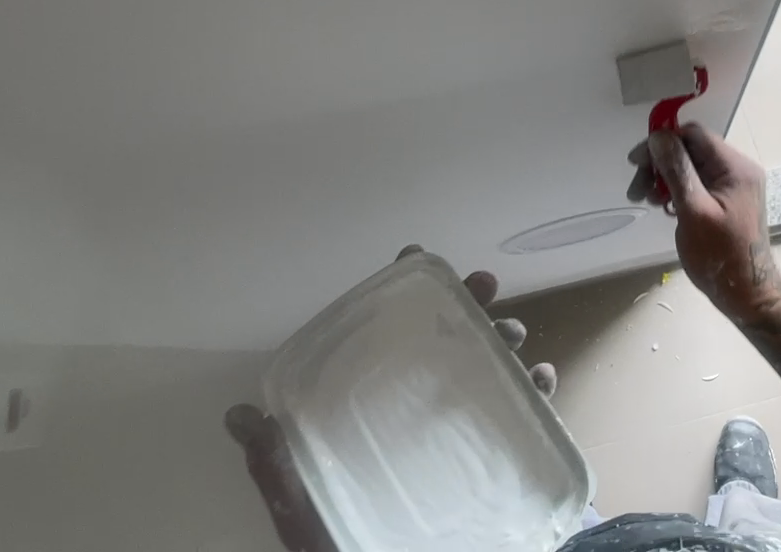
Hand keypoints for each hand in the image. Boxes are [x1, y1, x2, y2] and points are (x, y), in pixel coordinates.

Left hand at [223, 245, 556, 551]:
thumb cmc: (345, 545)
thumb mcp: (306, 513)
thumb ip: (279, 469)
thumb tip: (238, 415)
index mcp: (375, 408)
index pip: (387, 337)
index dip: (401, 292)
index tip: (416, 257)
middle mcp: (420, 409)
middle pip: (446, 339)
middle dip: (468, 303)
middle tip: (484, 285)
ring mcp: (458, 432)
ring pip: (488, 366)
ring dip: (504, 340)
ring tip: (512, 334)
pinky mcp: (494, 460)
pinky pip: (522, 414)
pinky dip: (537, 390)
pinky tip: (542, 380)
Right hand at [629, 123, 780, 322]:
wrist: (747, 295)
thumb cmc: (720, 255)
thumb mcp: (693, 210)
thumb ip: (676, 170)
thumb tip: (658, 136)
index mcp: (735, 166)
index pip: (693, 135)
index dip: (662, 143)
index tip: (636, 163)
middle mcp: (737, 169)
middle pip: (690, 150)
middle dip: (659, 164)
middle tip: (637, 190)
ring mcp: (732, 185)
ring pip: (690, 166)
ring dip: (664, 178)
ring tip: (647, 200)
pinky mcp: (725, 200)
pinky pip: (696, 182)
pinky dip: (676, 190)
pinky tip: (665, 207)